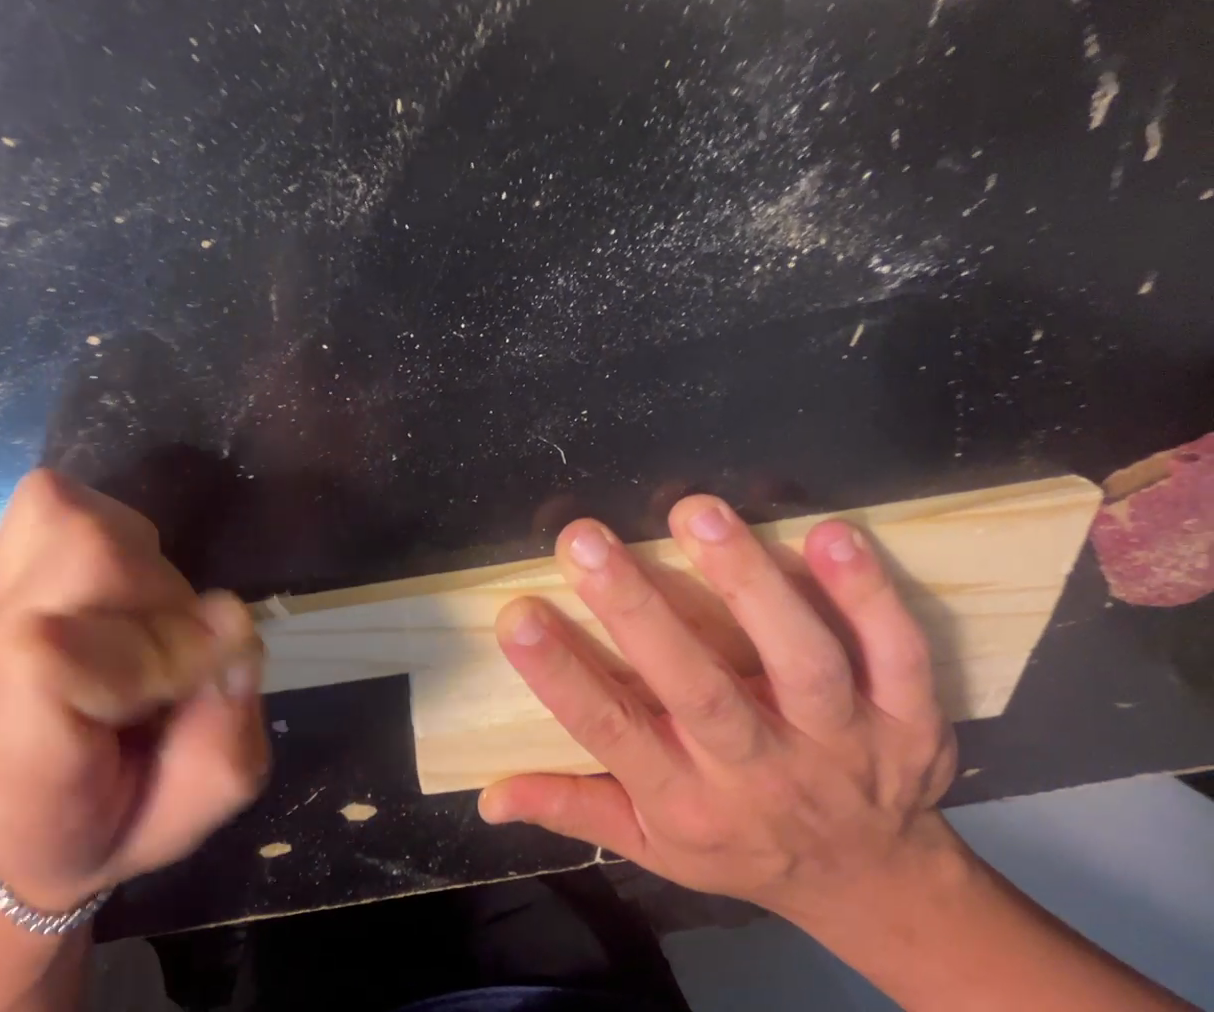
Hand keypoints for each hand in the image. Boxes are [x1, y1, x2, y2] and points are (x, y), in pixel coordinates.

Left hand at [0, 469, 267, 912]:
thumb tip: (231, 619)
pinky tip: (113, 592)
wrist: (24, 824)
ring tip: (142, 623)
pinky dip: (103, 533)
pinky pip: (47, 508)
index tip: (206, 675)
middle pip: (77, 556)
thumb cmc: (111, 831)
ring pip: (65, 517)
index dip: (156, 648)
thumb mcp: (195, 814)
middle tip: (179, 653)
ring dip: (137, 562)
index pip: (52, 655)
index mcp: (13, 760)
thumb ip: (223, 734)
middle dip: (162, 595)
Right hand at [478, 496, 961, 924]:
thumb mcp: (649, 846)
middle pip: (696, 688)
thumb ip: (572, 808)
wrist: (877, 883)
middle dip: (635, 610)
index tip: (515, 616)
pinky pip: (895, 654)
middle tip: (583, 540)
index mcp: (684, 798)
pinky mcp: (909, 718)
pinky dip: (868, 597)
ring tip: (695, 513)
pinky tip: (831, 533)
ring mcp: (841, 743)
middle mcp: (759, 771)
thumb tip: (486, 799)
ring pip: (797, 661)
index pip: (609, 733)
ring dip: (748, 584)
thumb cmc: (739, 848)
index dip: (559, 676)